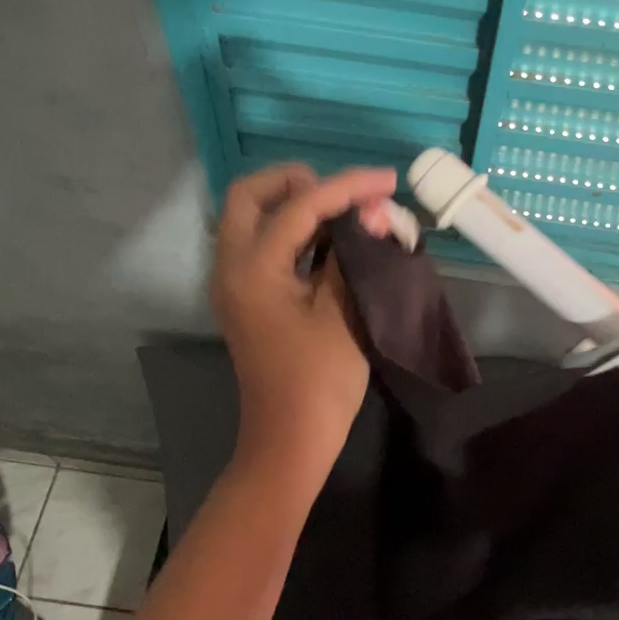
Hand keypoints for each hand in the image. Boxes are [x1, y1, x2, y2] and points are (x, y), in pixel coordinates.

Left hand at [210, 163, 397, 479]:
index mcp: (252, 268)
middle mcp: (231, 266)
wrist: (290, 440)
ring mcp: (234, 283)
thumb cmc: (319, 382)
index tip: (387, 179)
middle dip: (298, 182)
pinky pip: (260, 245)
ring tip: (345, 213)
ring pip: (252, 219)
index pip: (300, 205)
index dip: (348, 186)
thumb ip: (354, 255)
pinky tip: (330, 241)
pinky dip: (291, 232)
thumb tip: (375, 213)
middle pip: (250, 196)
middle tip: (344, 194)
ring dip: (294, 206)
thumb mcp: (344, 313)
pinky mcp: (246, 299)